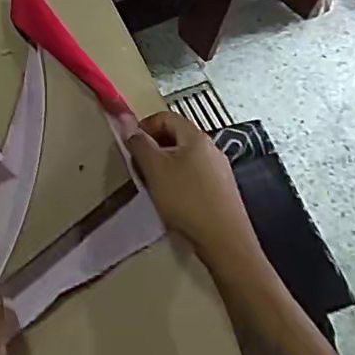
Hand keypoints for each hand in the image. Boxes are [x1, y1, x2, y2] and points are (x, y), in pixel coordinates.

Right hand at [125, 110, 257, 263]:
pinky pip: (196, 174)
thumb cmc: (186, 199)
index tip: (131, 145)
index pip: (166, 117)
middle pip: (176, 136)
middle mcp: (211, 147)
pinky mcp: (222, 188)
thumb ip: (140, 145)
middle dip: (154, 147)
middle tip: (139, 166)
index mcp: (196, 136)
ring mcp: (220, 168)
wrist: (224, 238)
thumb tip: (131, 128)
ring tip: (154, 184)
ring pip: (185, 157)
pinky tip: (174, 199)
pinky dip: (180, 179)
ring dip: (166, 165)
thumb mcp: (155, 169)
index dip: (144, 126)